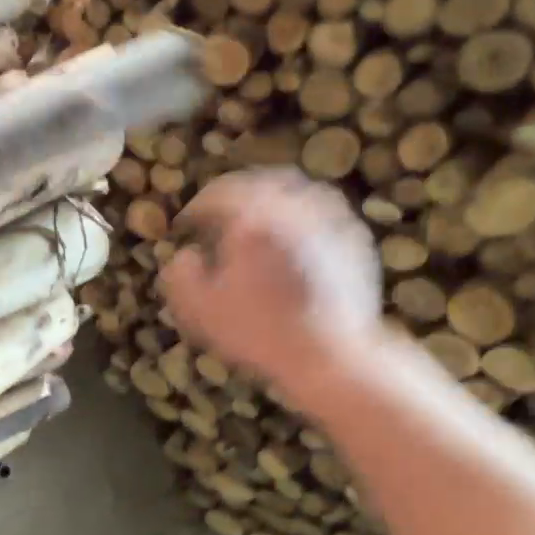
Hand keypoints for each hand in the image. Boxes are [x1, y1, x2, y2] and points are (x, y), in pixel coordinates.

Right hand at [158, 169, 383, 398]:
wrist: (328, 353)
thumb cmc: (255, 330)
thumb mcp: (197, 308)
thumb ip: (179, 274)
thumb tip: (184, 255)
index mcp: (254, 221)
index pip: (220, 193)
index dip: (197, 205)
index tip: (185, 223)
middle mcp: (296, 210)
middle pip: (265, 181)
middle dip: (239, 193)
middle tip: (220, 214)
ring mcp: (333, 223)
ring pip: (301, 192)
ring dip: (274, 201)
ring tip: (257, 225)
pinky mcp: (355, 241)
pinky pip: (324, 215)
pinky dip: (301, 219)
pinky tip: (290, 244)